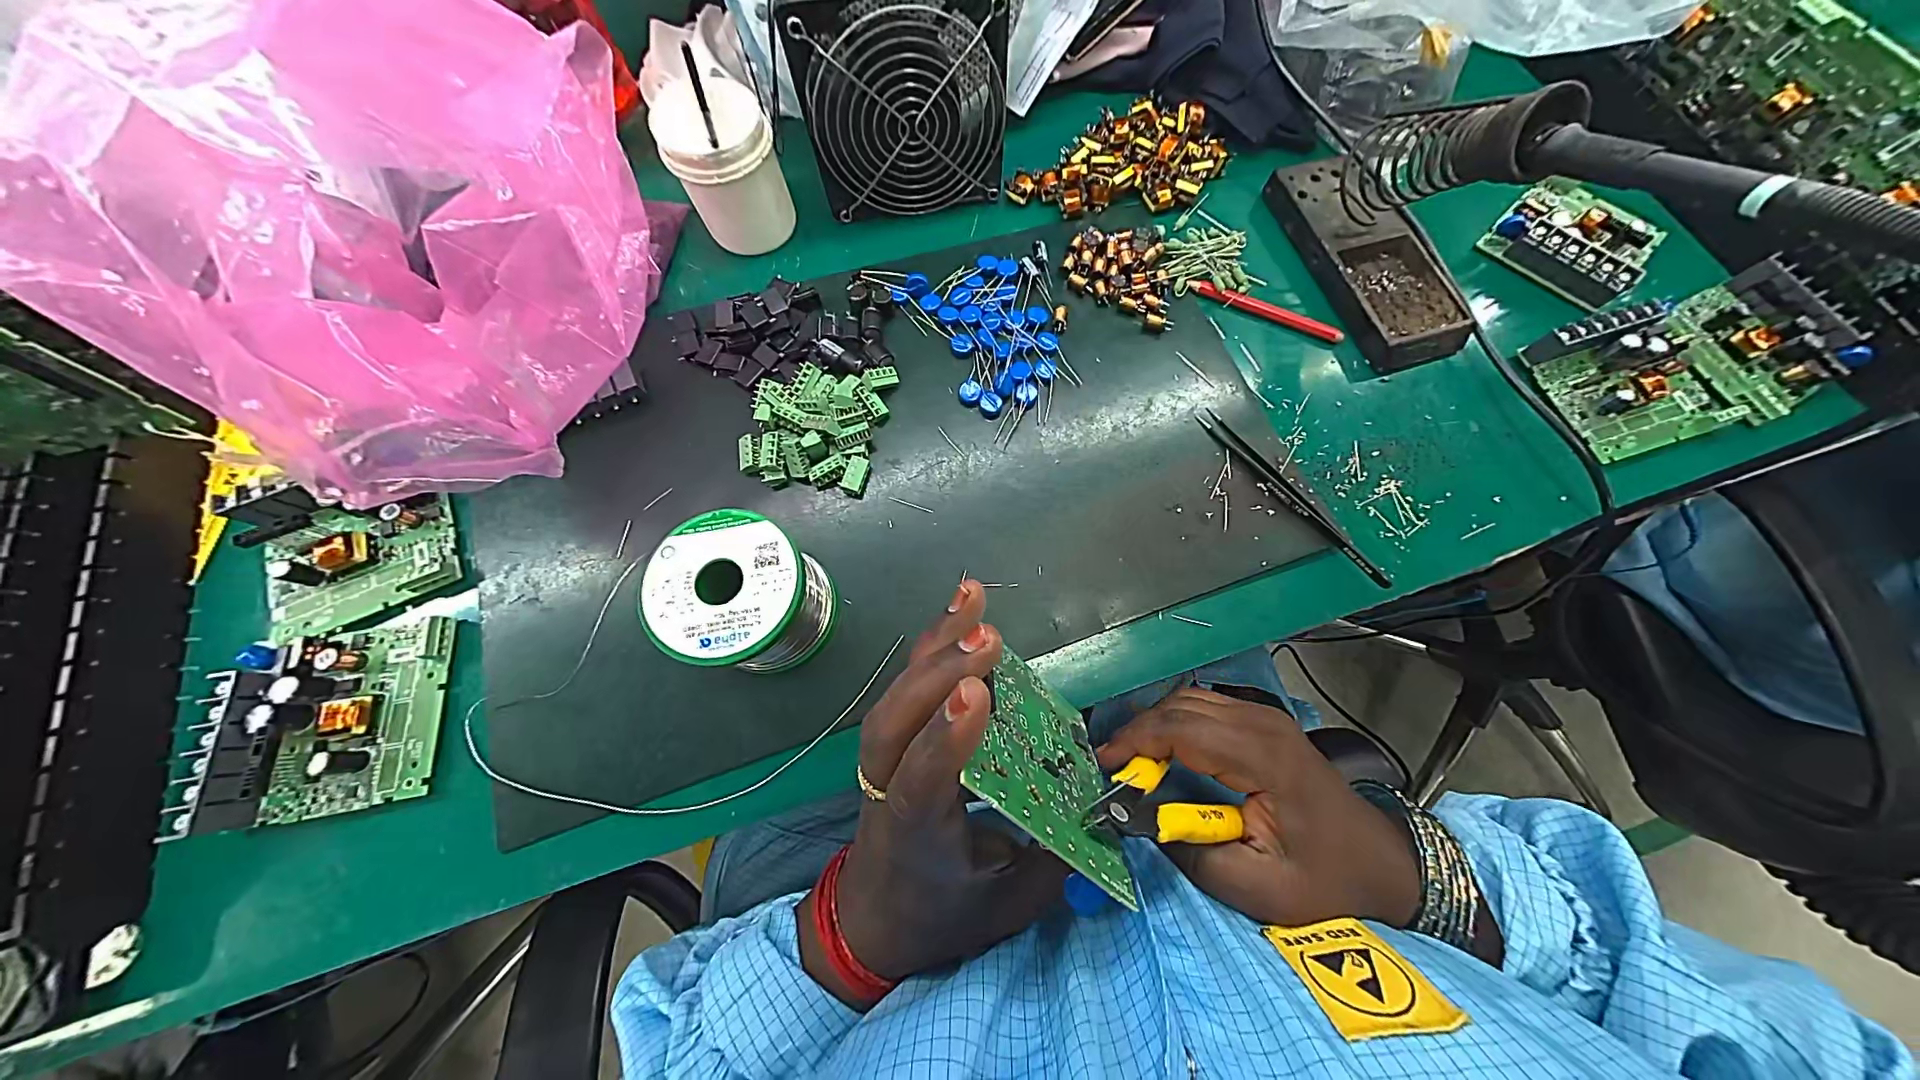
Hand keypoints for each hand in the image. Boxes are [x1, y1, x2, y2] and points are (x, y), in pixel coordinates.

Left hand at [798, 580, 1066, 1007]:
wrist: (871, 921)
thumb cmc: (937, 915)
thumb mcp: (1001, 908)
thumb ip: (1050, 863)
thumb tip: (1099, 812)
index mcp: (913, 831)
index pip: (921, 779)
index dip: (945, 737)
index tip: (978, 694)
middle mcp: (888, 786)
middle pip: (895, 723)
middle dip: (939, 674)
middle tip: (989, 636)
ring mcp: (884, 757)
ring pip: (896, 695)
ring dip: (934, 645)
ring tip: (971, 597)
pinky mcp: (895, 738)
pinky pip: (906, 688)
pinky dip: (931, 649)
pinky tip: (959, 616)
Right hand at [1096, 687, 1421, 928]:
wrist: (1382, 864)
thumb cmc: (1327, 880)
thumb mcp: (1256, 886)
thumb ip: (1190, 854)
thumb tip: (1138, 821)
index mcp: (1263, 756)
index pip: (1181, 728)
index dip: (1135, 742)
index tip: (1105, 765)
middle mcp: (1262, 723)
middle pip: (1179, 707)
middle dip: (1137, 734)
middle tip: (1112, 768)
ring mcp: (1264, 718)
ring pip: (1188, 701)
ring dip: (1153, 727)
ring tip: (1132, 763)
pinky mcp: (1262, 723)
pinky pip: (1204, 708)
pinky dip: (1173, 725)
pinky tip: (1162, 753)